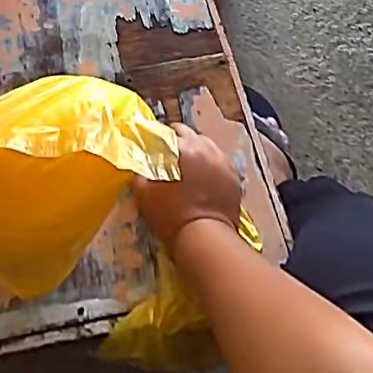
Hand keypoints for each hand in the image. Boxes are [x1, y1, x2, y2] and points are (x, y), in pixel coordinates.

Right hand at [132, 123, 242, 247]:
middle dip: (179, 142)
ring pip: (207, 147)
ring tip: (189, 169)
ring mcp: (223, 161)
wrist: (206, 240)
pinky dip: (212, 168)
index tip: (154, 150)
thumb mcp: (145, 195)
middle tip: (171, 158)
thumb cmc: (172, 216)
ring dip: (197, 153)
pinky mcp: (234, 176)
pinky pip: (220, 164)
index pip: (169, 133)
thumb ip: (139, 174)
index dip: (160, 140)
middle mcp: (206, 147)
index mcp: (184, 147)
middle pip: (190, 135)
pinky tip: (206, 182)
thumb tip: (138, 166)